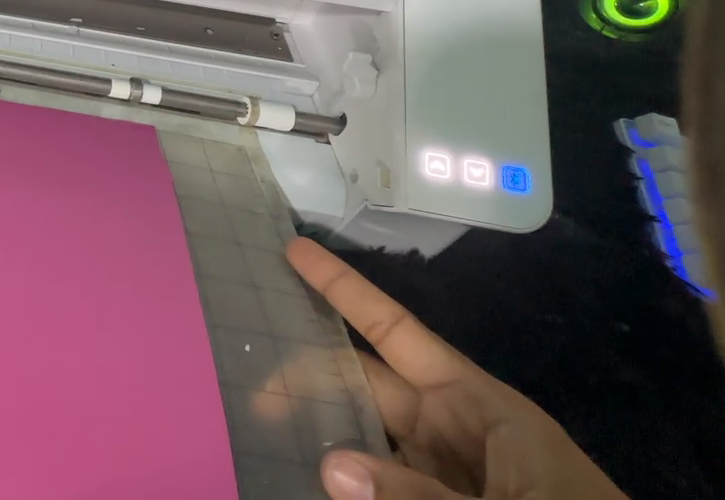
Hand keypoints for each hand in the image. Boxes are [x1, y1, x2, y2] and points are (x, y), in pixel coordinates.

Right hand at [285, 238, 626, 498]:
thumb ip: (421, 493)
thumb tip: (327, 466)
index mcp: (477, 405)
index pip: (393, 330)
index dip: (342, 288)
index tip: (292, 249)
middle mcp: (451, 428)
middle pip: (362, 382)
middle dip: (305, 376)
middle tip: (247, 387)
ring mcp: (442, 471)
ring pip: (361, 435)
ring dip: (318, 431)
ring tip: (261, 431)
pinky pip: (374, 481)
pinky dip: (341, 478)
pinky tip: (300, 473)